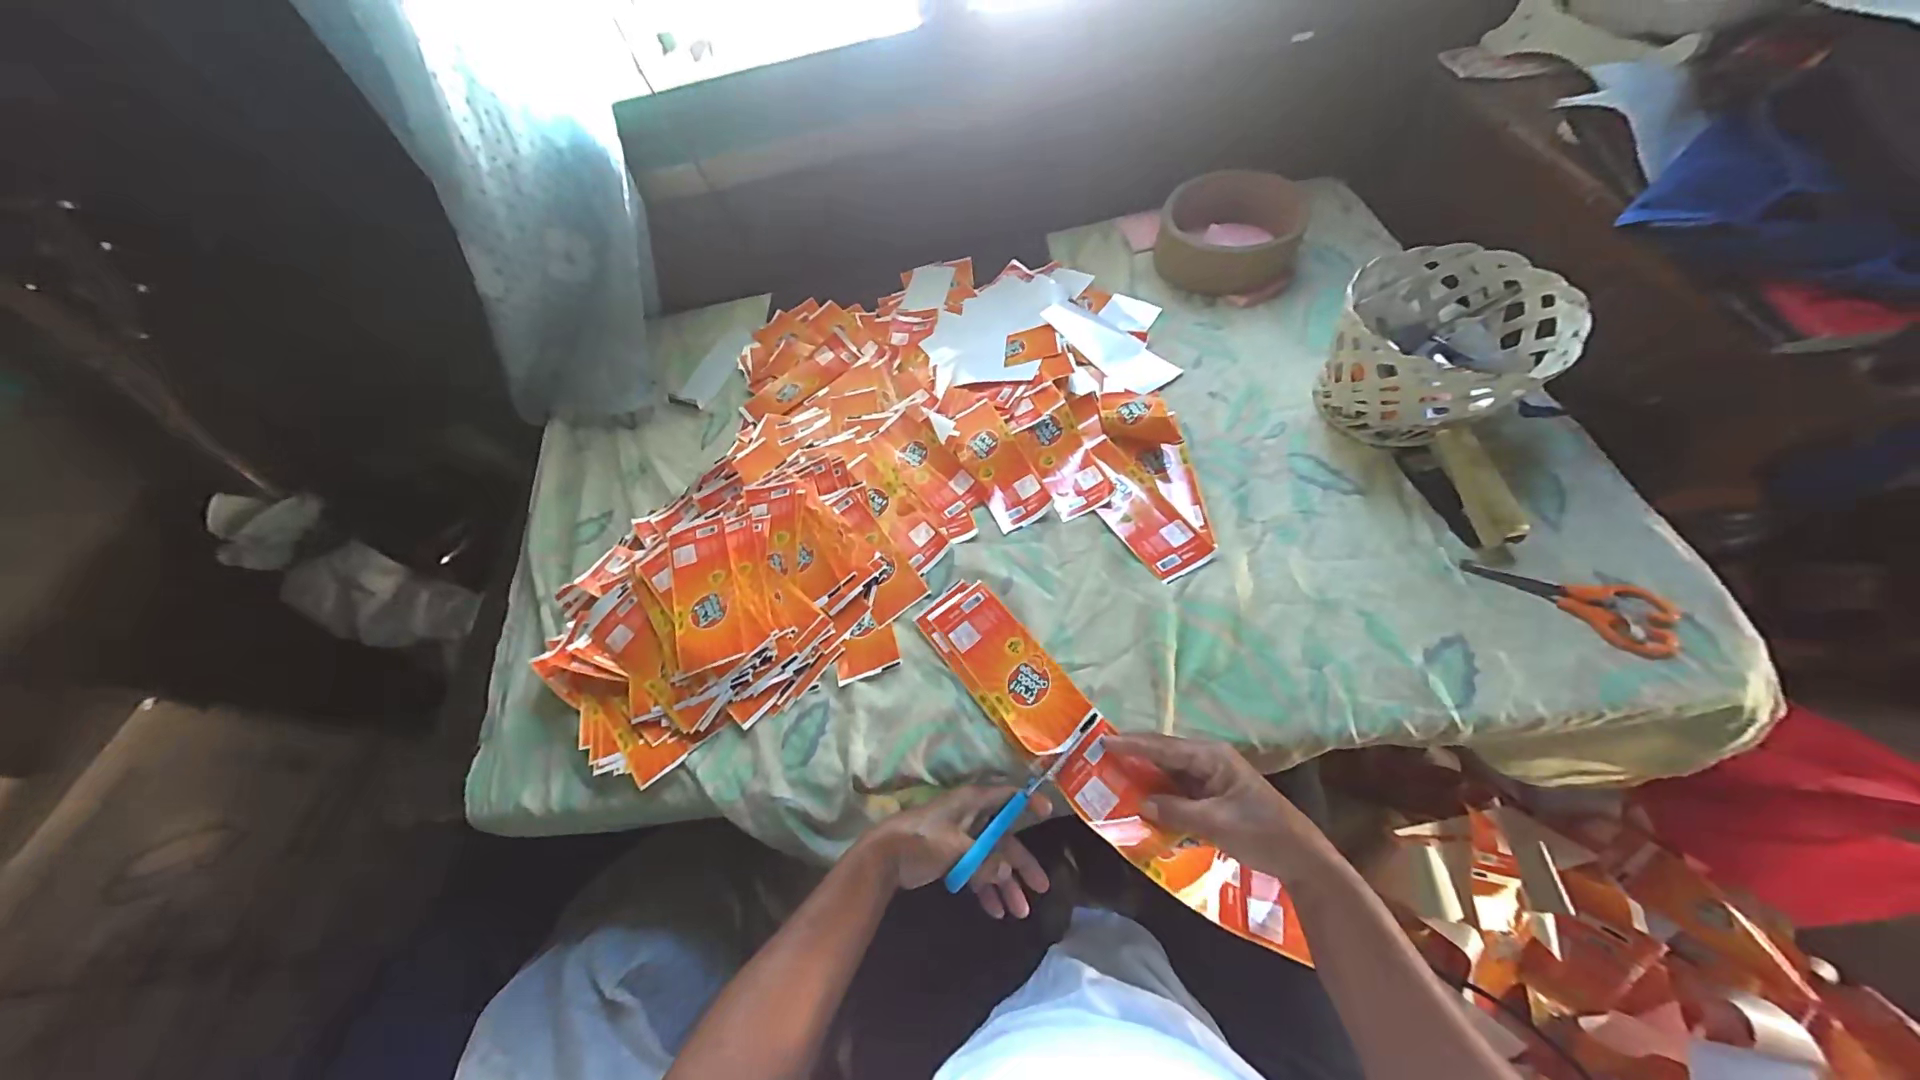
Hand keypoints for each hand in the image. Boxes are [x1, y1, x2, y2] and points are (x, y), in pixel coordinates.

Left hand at [857, 785, 1051, 919]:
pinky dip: (985, 889)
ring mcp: (960, 837)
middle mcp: (970, 817)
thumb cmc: (921, 841)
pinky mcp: (950, 856)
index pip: (1007, 797)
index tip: (1048, 812)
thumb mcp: (957, 849)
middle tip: (1041, 889)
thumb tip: (1007, 872)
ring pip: (991, 859)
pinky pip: (976, 871)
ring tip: (1019, 912)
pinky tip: (994, 910)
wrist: (883, 856)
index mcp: (972, 803)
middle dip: (1021, 865)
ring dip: (1004, 885)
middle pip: (1003, 839)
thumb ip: (986, 860)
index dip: (1027, 803)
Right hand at [1103, 733, 1338, 883]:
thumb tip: (1140, 803)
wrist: (1302, 859)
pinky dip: (1159, 793)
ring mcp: (1210, 778)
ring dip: (1144, 775)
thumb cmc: (1262, 834)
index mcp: (1211, 757)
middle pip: (1163, 754)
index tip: (1103, 741)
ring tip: (1113, 775)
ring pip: (1168, 771)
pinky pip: (1177, 789)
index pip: (1164, 747)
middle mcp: (1208, 760)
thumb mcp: (1217, 824)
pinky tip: (1141, 800)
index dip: (1132, 744)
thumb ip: (1176, 811)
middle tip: (1101, 756)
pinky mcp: (1211, 796)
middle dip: (1134, 755)